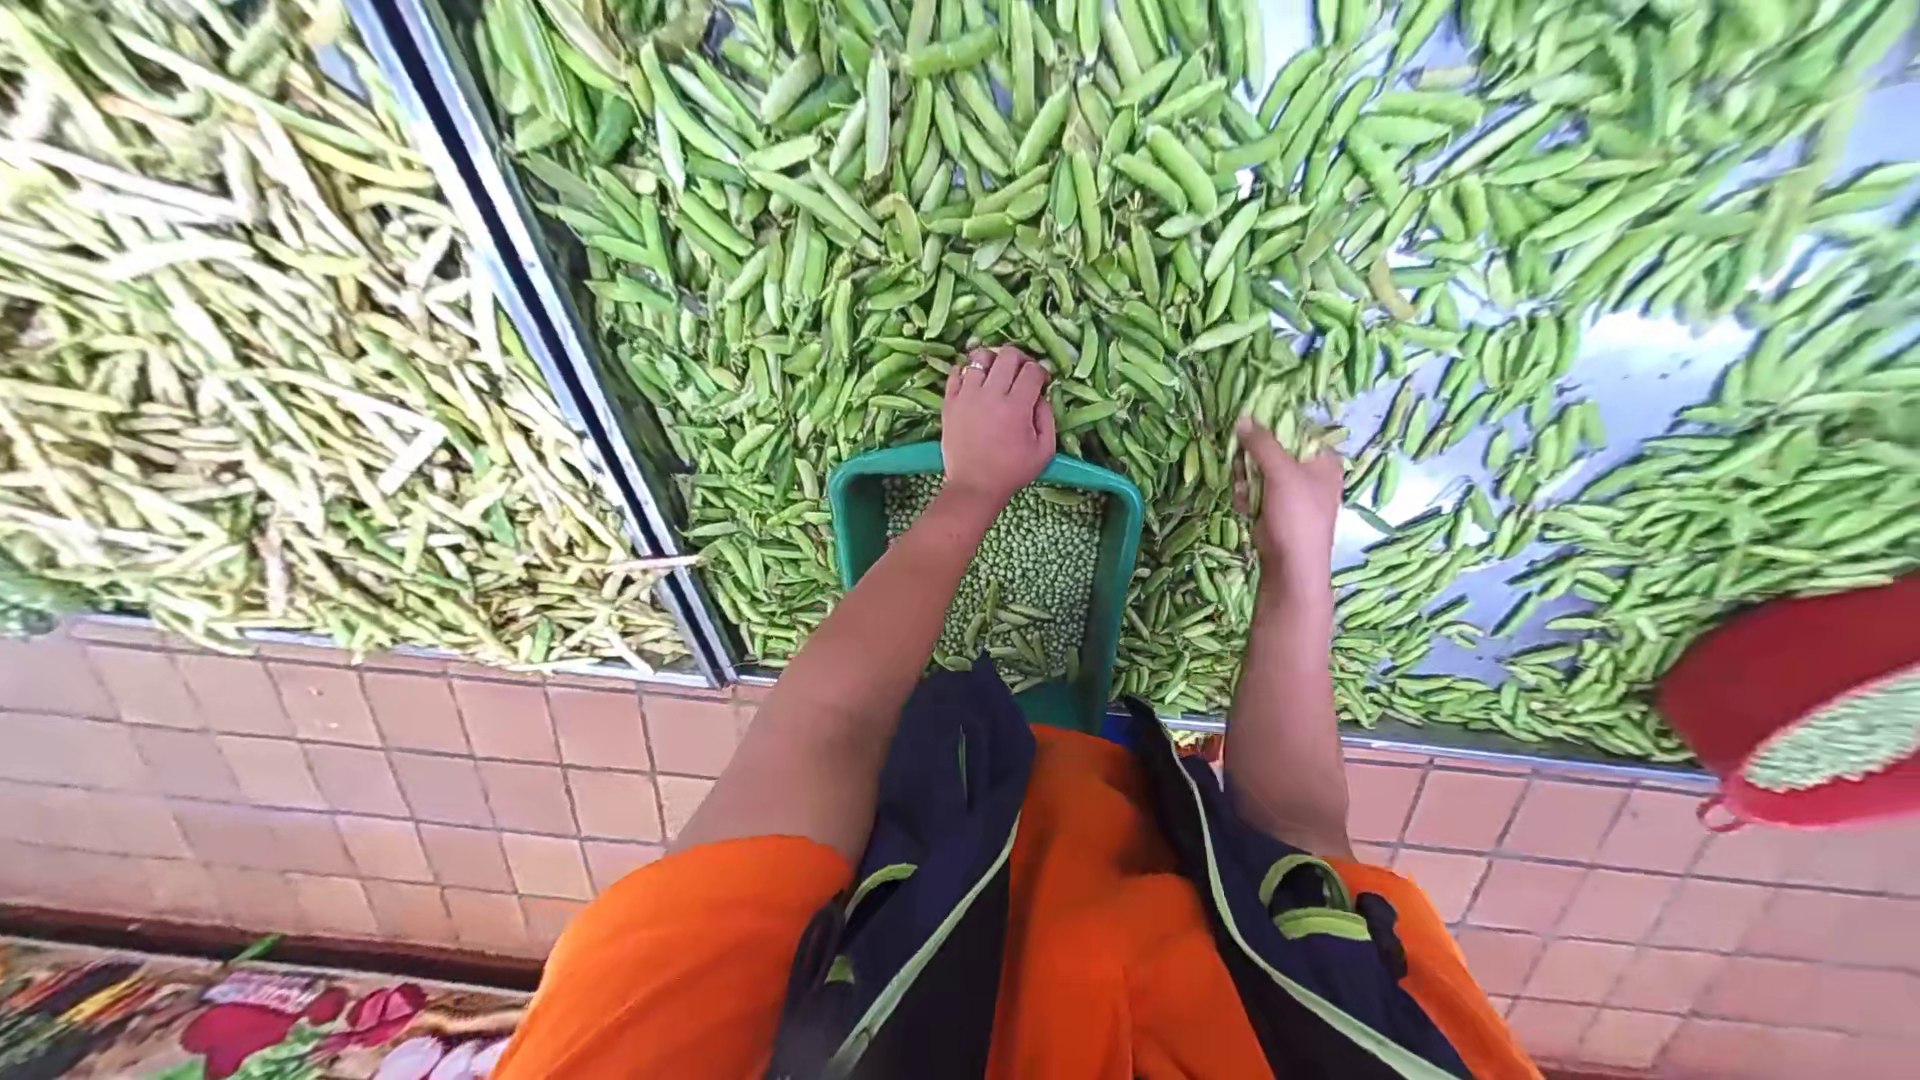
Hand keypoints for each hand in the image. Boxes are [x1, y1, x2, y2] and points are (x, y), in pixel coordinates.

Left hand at [941, 345, 1055, 505]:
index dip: (1041, 372)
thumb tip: (1042, 394)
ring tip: (996, 374)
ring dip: (992, 360)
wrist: (975, 486)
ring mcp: (967, 396)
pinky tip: (975, 381)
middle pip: (1008, 355)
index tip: (1040, 383)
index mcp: (1016, 406)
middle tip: (1021, 372)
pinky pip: (956, 372)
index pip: (1032, 370)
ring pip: (980, 357)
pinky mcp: (950, 402)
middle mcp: (991, 394)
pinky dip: (967, 370)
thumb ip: (1048, 417)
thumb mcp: (1044, 450)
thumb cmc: (1013, 471)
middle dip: (1020, 359)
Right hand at [1234, 418, 1342, 605]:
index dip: (1271, 427)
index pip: (1295, 430)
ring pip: (1258, 468)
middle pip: (1272, 449)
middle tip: (1242, 464)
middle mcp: (1309, 471)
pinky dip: (1246, 494)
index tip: (1247, 428)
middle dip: (1252, 458)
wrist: (1291, 563)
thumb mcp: (1281, 473)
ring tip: (1245, 490)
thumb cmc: (1297, 514)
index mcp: (1323, 459)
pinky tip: (1246, 505)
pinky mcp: (1274, 505)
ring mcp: (1290, 490)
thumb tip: (1242, 418)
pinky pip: (1254, 488)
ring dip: (1246, 477)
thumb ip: (1262, 444)